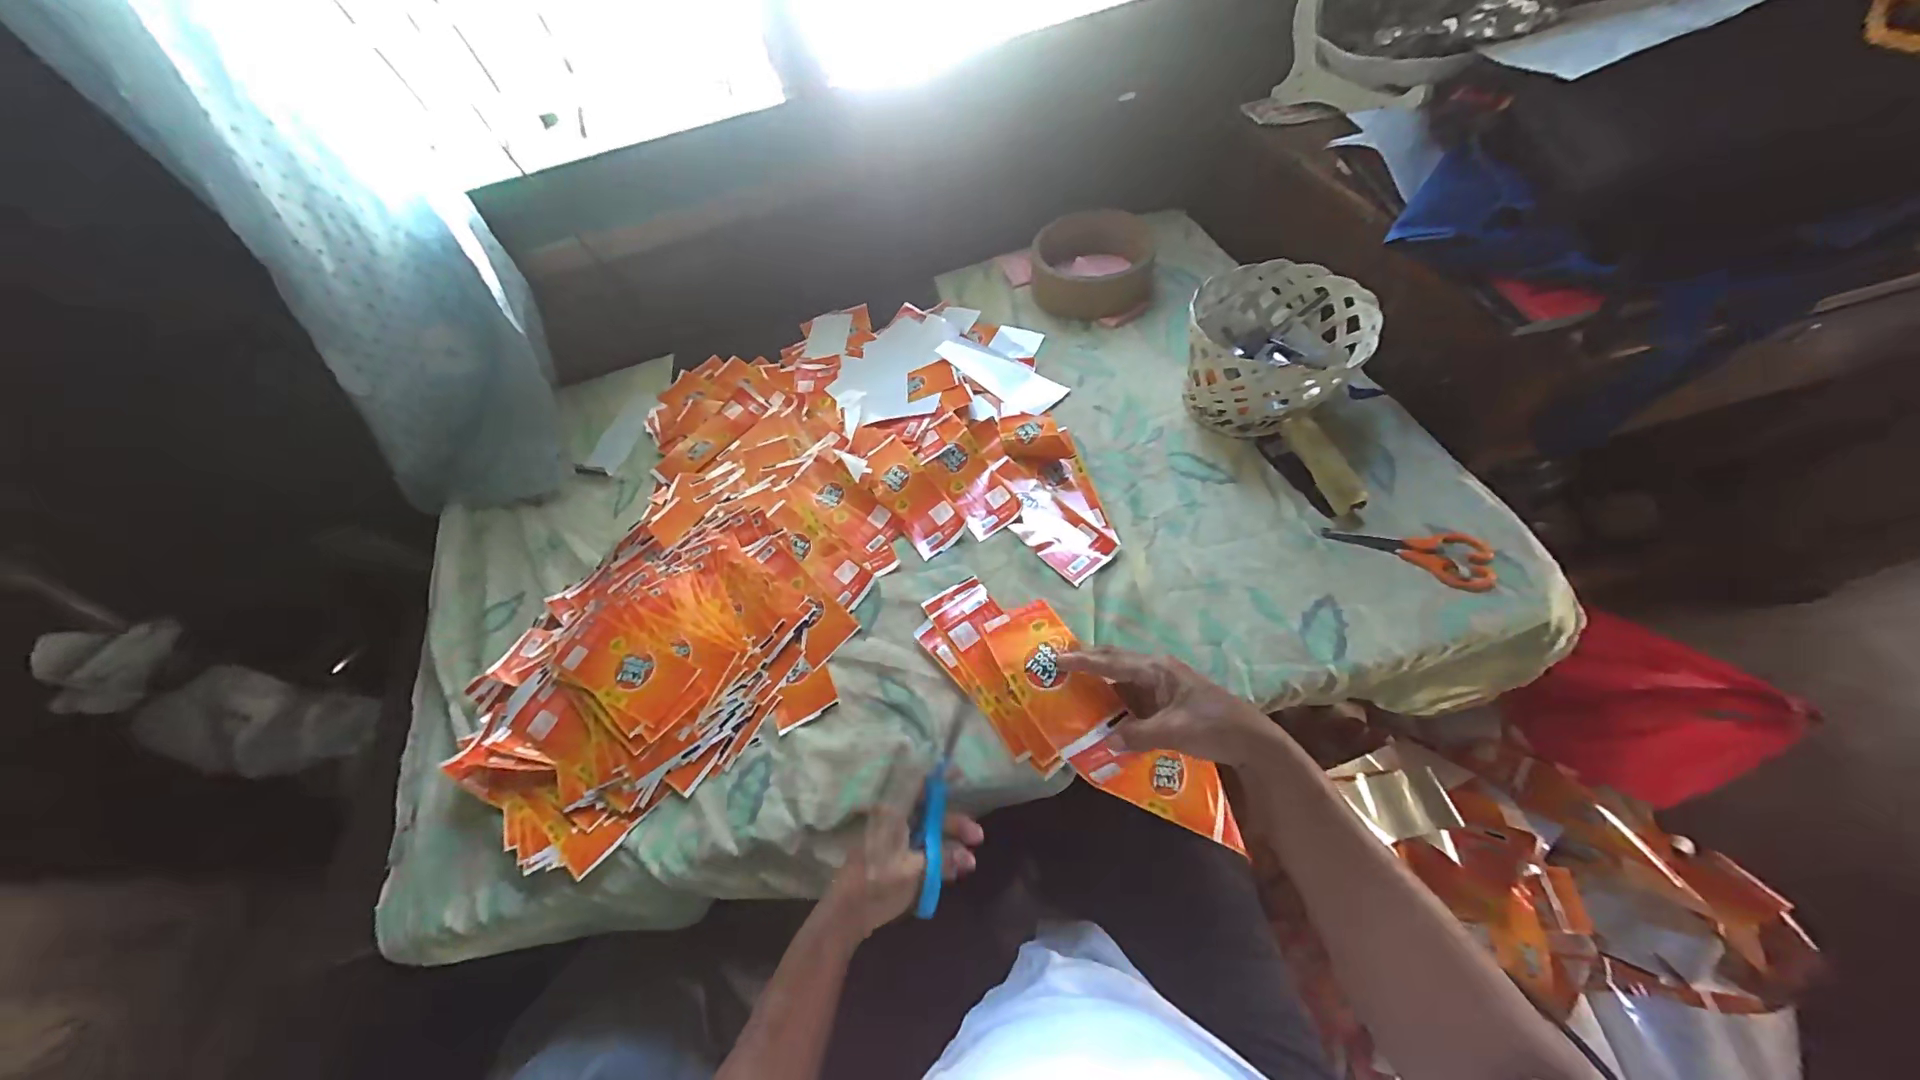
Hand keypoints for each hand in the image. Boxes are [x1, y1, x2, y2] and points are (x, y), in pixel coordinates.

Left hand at [824, 776, 984, 940]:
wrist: (848, 914)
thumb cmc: (875, 883)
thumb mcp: (912, 871)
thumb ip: (941, 860)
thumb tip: (969, 858)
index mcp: (892, 814)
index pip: (918, 786)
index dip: (939, 779)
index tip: (960, 775)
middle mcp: (895, 822)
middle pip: (931, 814)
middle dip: (955, 824)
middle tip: (978, 837)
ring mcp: (897, 841)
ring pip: (930, 834)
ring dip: (951, 845)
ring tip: (970, 864)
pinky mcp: (898, 860)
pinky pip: (924, 852)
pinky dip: (940, 858)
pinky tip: (957, 870)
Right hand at [1059, 646, 1279, 766]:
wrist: (1252, 739)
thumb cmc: (1215, 727)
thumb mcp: (1175, 732)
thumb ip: (1138, 735)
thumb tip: (1105, 742)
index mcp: (1156, 669)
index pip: (1111, 662)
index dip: (1082, 661)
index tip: (1055, 658)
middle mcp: (1155, 670)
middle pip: (1113, 660)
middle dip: (1086, 659)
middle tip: (1056, 662)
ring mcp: (1160, 684)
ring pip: (1120, 675)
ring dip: (1097, 676)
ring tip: (1070, 680)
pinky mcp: (1164, 699)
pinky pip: (1129, 692)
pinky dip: (1111, 695)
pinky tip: (1100, 707)